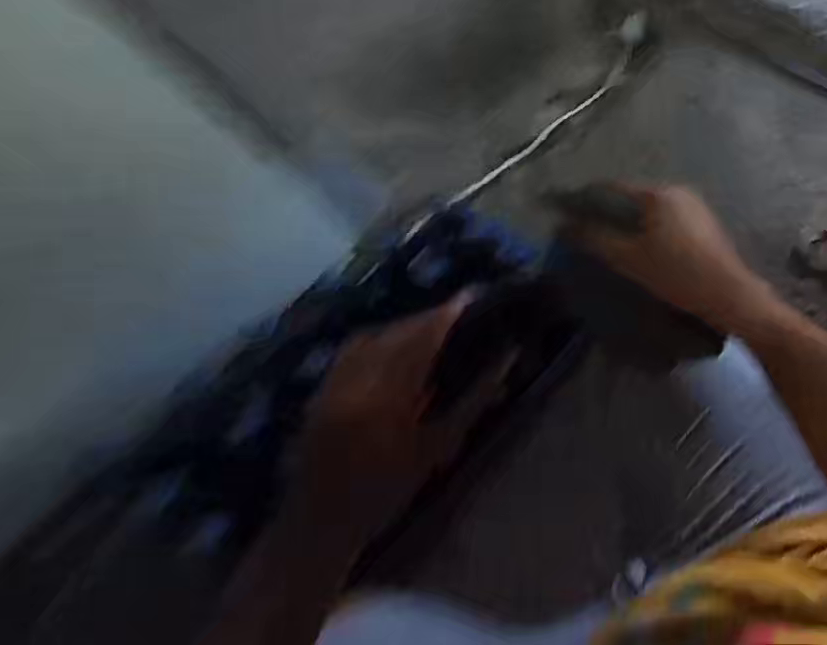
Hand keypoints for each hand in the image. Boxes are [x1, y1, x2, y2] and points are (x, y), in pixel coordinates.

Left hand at [286, 296, 513, 547]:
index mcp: (385, 399)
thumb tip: (508, 357)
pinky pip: (353, 350)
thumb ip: (475, 398)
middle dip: (429, 317)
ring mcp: (330, 386)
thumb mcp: (439, 446)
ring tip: (431, 325)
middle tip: (459, 311)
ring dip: (404, 325)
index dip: (448, 314)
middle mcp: (354, 384)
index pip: (421, 340)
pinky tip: (397, 345)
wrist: (318, 530)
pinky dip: (379, 338)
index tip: (472, 295)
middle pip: (397, 332)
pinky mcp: (319, 392)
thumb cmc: (387, 492)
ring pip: (372, 336)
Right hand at [563, 184, 786, 336]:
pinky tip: (641, 247)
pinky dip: (649, 227)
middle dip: (608, 210)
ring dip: (629, 220)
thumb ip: (596, 238)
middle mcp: (678, 192)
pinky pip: (667, 218)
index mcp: (659, 194)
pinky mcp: (704, 223)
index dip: (586, 198)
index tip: (564, 209)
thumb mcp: (629, 258)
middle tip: (584, 228)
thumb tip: (565, 225)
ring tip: (608, 239)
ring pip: (651, 209)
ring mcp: (695, 206)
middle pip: (632, 197)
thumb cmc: (676, 273)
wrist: (727, 293)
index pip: (613, 188)